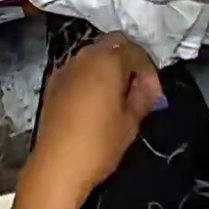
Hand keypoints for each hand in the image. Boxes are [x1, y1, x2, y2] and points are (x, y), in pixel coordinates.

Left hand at [24, 34, 161, 201]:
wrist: (56, 164)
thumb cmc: (99, 144)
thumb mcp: (130, 123)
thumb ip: (143, 97)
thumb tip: (150, 84)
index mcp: (107, 61)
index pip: (135, 50)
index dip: (149, 70)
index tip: (154, 93)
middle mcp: (85, 56)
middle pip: (113, 44)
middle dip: (129, 61)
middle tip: (138, 89)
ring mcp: (66, 66)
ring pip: (94, 54)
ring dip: (109, 66)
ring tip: (118, 95)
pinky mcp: (53, 80)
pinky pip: (78, 68)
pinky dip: (91, 75)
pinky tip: (95, 100)